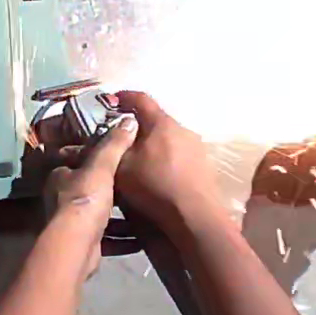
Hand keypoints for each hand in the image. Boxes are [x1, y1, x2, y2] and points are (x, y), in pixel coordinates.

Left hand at [46, 115, 137, 277]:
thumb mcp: (102, 166)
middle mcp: (62, 199)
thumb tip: (129, 120)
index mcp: (61, 176)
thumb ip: (115, 145)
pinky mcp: (84, 244)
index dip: (99, 160)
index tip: (122, 160)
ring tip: (144, 213)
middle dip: (114, 192)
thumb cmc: (86, 199)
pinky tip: (141, 239)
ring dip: (121, 219)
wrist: (77, 245)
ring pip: (101, 217)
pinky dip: (123, 239)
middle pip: (92, 191)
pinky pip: (108, 239)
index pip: (80, 162)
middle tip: (138, 187)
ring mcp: (72, 224)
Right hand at [111, 92, 222, 231]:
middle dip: (137, 127)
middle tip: (120, 139)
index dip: (123, 97)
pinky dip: (166, 161)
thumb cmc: (154, 187)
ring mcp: (198, 148)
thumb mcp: (121, 168)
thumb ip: (113, 147)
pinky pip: (179, 156)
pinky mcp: (205, 167)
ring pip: (169, 139)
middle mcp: (183, 129)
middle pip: (156, 120)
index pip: (141, 99)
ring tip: (138, 162)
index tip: (110, 100)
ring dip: (153, 146)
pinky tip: (158, 177)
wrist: (195, 218)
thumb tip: (111, 134)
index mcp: (162, 123)